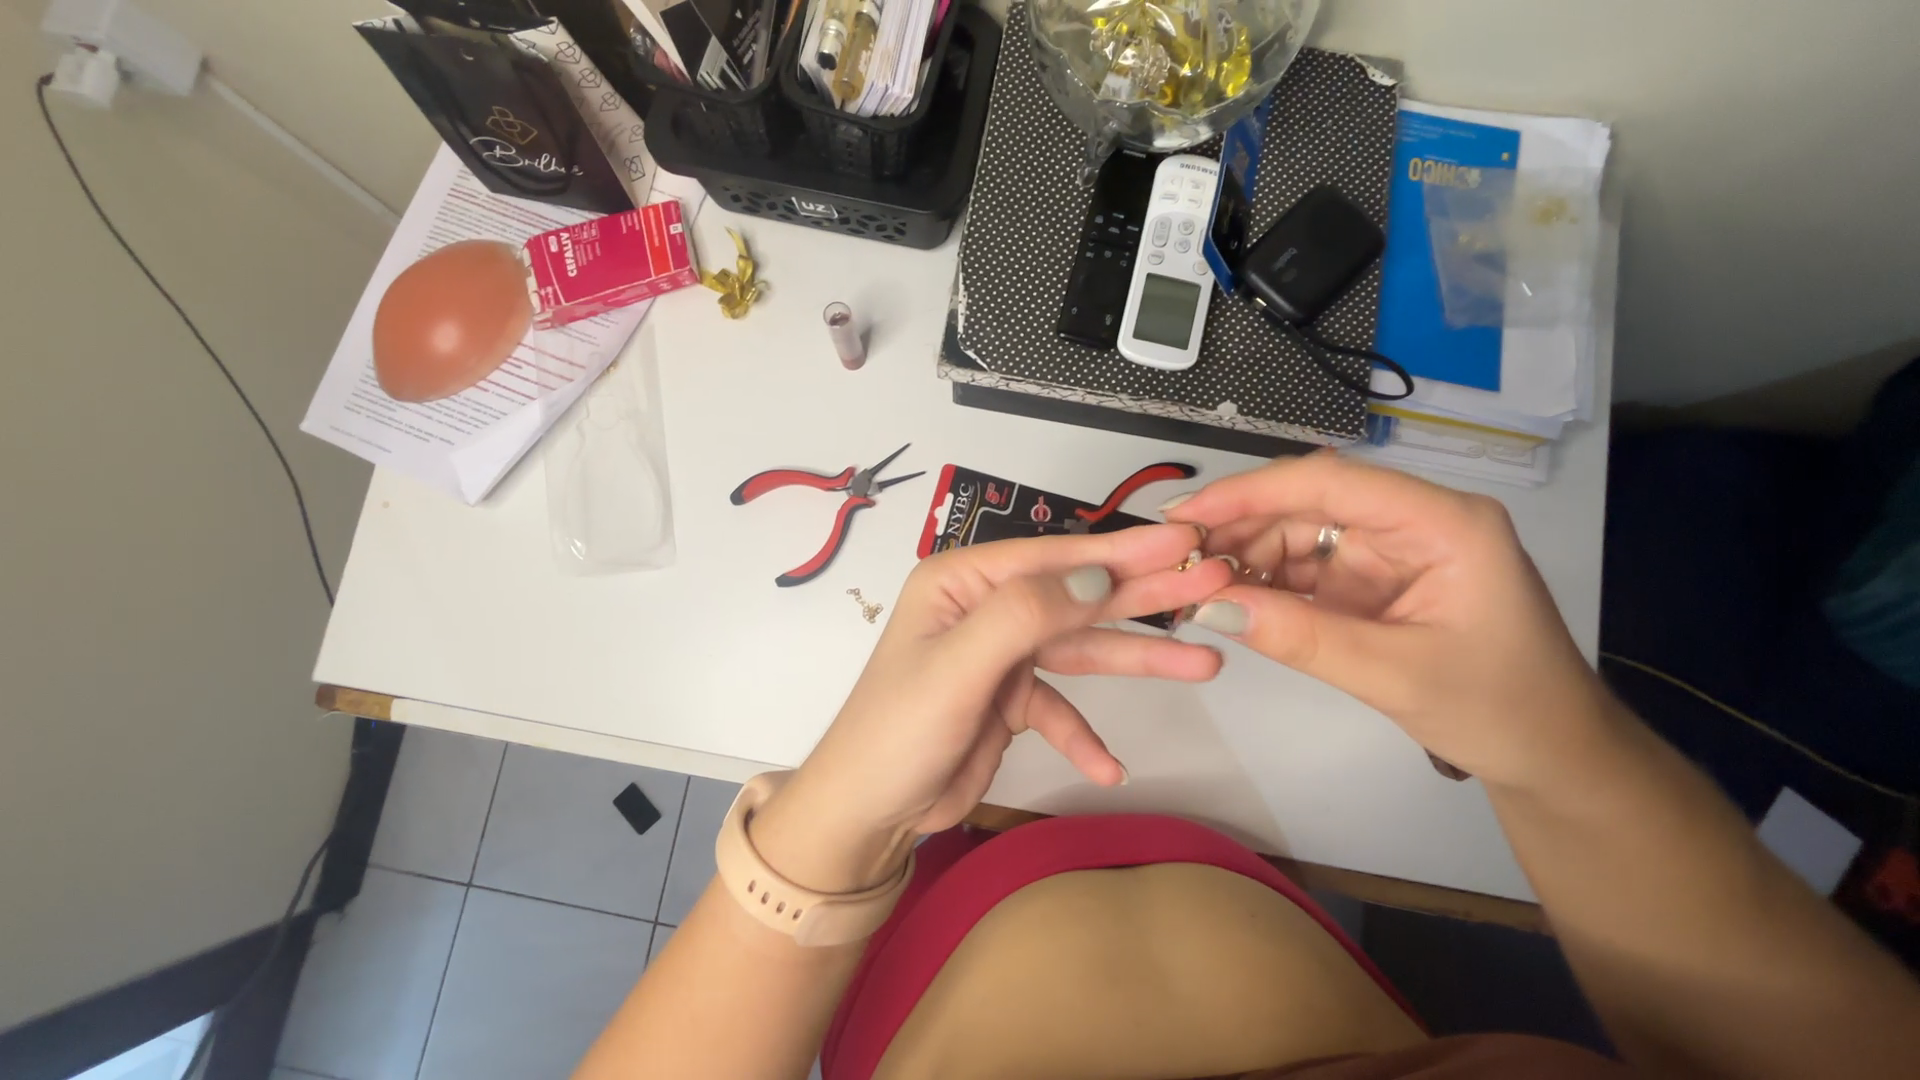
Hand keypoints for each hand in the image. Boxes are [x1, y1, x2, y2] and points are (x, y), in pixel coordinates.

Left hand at [754, 525, 1233, 891]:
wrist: (869, 813)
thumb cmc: (899, 731)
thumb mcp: (958, 667)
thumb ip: (1025, 615)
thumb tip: (1097, 576)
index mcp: (961, 583)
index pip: (1052, 558)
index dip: (1120, 551)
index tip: (1183, 544)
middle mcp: (985, 609)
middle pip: (1076, 597)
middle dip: (1142, 595)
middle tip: (1211, 583)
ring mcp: (1000, 655)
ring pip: (1080, 649)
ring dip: (1137, 659)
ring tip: (1204, 663)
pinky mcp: (1010, 701)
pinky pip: (1060, 709)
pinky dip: (1084, 735)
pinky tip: (1110, 765)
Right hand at [1164, 452, 1612, 790]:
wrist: (1551, 756)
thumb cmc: (1500, 709)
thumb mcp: (1396, 675)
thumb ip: (1301, 637)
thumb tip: (1210, 605)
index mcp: (1440, 522)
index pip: (1331, 481)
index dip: (1252, 491)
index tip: (1187, 513)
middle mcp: (1410, 522)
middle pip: (1307, 503)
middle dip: (1239, 527)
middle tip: (1177, 560)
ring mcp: (1388, 551)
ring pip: (1297, 534)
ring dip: (1244, 557)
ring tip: (1194, 584)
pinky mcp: (1370, 582)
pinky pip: (1304, 570)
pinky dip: (1263, 585)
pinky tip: (1228, 598)